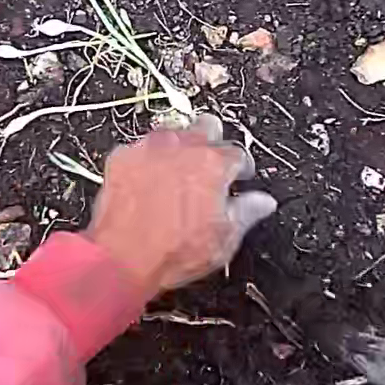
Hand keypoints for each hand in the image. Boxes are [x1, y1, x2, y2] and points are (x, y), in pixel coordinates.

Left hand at [82, 114, 276, 295]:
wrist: (121, 258)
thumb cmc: (173, 251)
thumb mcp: (224, 238)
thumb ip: (248, 211)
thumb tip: (263, 201)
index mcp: (214, 163)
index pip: (238, 153)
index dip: (241, 168)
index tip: (238, 179)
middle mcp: (184, 146)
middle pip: (208, 126)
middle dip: (213, 143)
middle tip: (208, 168)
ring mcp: (151, 147)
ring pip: (174, 132)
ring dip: (179, 147)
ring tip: (176, 174)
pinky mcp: (123, 155)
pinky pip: (141, 147)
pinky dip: (147, 160)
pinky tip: (147, 181)